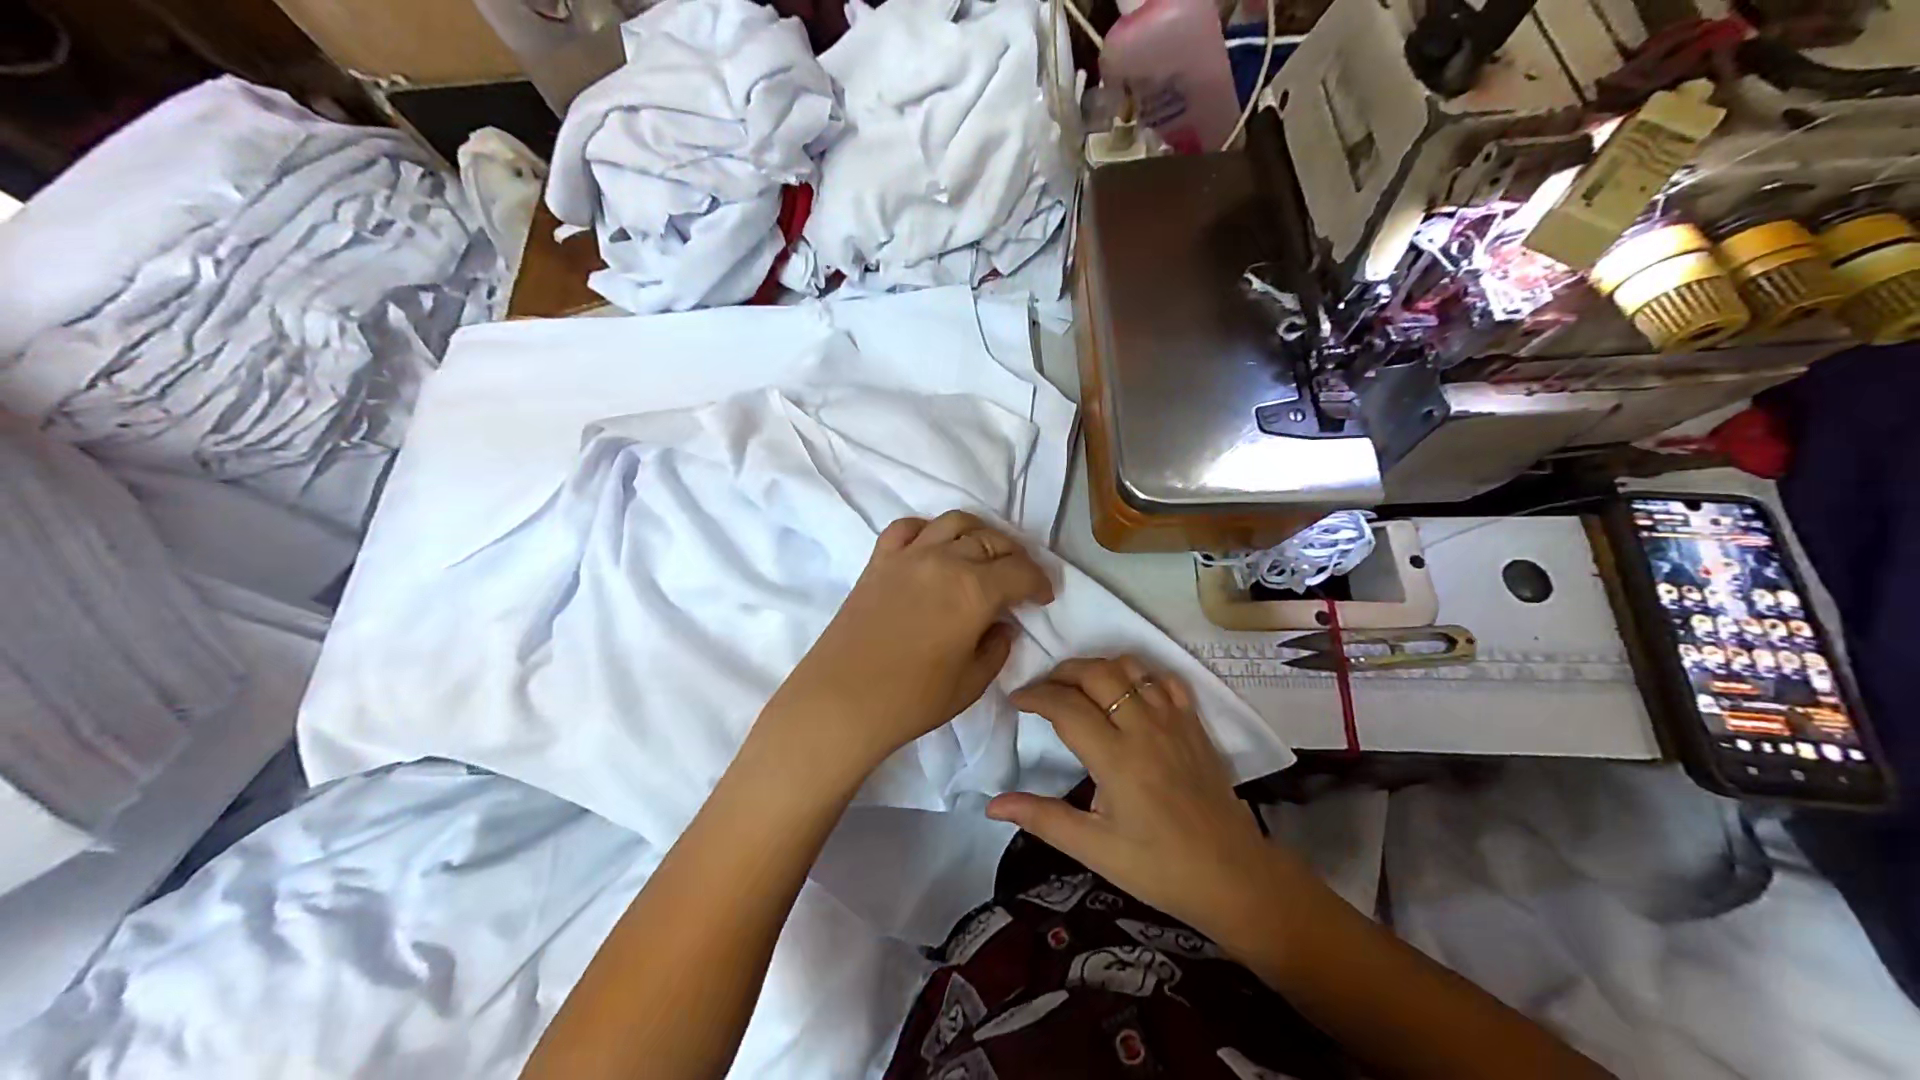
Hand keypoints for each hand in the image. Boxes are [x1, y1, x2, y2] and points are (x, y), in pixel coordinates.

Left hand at [757, 511, 1053, 784]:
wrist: (842, 701)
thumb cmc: (912, 700)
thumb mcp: (971, 683)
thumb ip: (996, 648)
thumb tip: (1002, 625)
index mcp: (975, 590)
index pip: (1020, 572)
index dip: (1039, 582)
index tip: (1043, 597)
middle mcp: (945, 561)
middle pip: (991, 540)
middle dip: (1014, 557)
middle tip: (1018, 579)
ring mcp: (908, 556)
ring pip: (954, 523)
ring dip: (978, 534)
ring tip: (982, 555)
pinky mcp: (878, 561)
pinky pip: (907, 527)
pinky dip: (928, 530)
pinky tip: (933, 548)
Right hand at [987, 657, 1312, 951]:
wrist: (1234, 877)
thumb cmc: (1158, 867)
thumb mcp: (1094, 848)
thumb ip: (1043, 818)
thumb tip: (992, 804)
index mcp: (1116, 758)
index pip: (1065, 706)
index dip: (1035, 695)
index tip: (1016, 700)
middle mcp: (1145, 728)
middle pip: (1097, 673)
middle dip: (1062, 672)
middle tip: (1042, 689)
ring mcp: (1174, 722)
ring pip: (1131, 669)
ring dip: (1099, 667)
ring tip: (1078, 686)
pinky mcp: (1195, 725)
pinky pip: (1165, 680)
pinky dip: (1140, 675)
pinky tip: (1127, 693)